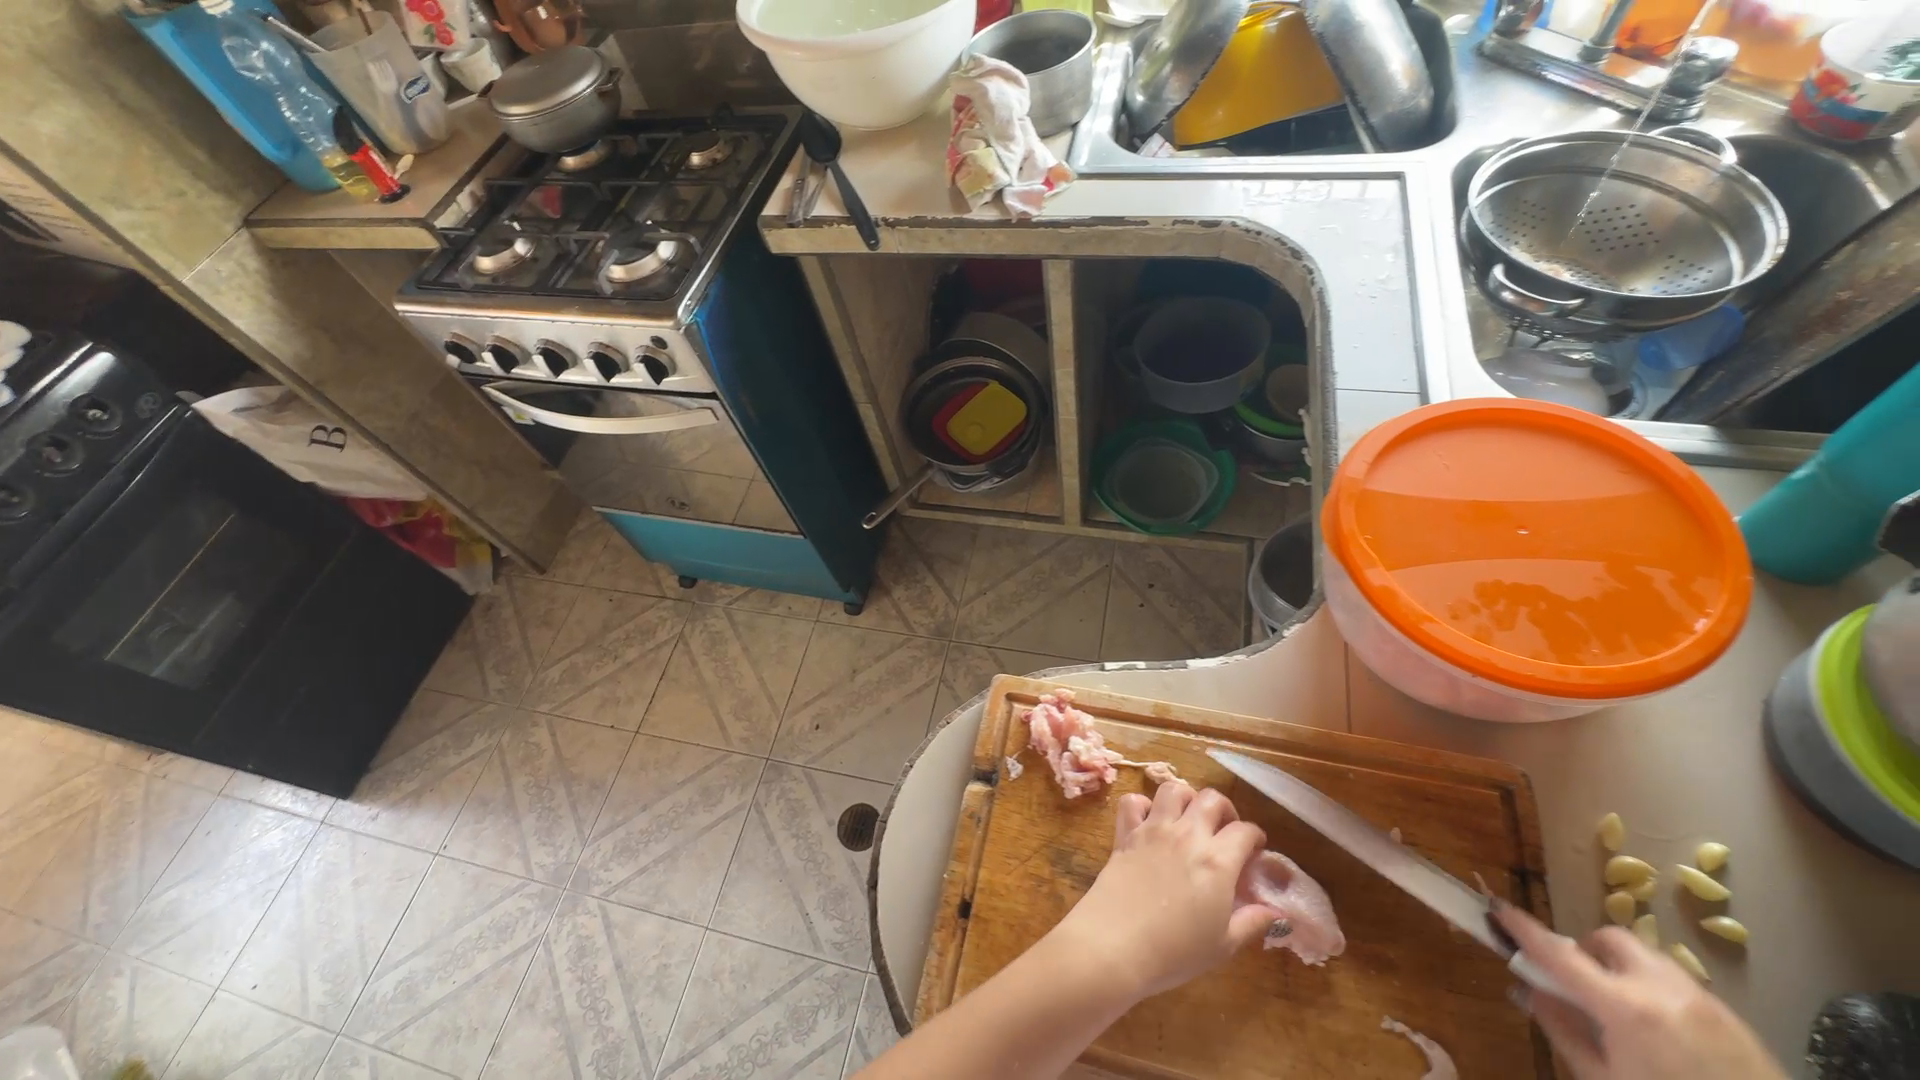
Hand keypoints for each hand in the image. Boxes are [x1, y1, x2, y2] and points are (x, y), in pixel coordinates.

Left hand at [1046, 780, 1278, 1001]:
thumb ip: (1252, 922)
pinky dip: (1142, 805)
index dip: (1255, 837)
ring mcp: (1153, 830)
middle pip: (1211, 798)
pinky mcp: (1125, 834)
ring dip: (1185, 798)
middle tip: (1224, 830)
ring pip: (1173, 789)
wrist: (1114, 946)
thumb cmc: (1174, 952)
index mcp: (1217, 861)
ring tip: (1188, 818)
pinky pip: (1132, 802)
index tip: (1254, 850)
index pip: (1245, 830)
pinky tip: (1149, 822)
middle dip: (1224, 809)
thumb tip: (1276, 912)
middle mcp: (1187, 835)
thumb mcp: (1223, 945)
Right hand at [1495, 906, 1785, 1079]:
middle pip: (1608, 939)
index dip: (1524, 929)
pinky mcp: (1727, 1012)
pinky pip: (1676, 981)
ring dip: (1622, 968)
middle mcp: (1660, 988)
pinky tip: (1662, 1031)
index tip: (1499, 908)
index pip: (1559, 955)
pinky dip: (1654, 988)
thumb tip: (1528, 990)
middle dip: (1587, 951)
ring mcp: (1699, 997)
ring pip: (1646, 956)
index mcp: (1623, 1008)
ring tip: (1624, 1010)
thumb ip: (1563, 1031)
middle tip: (1582, 986)